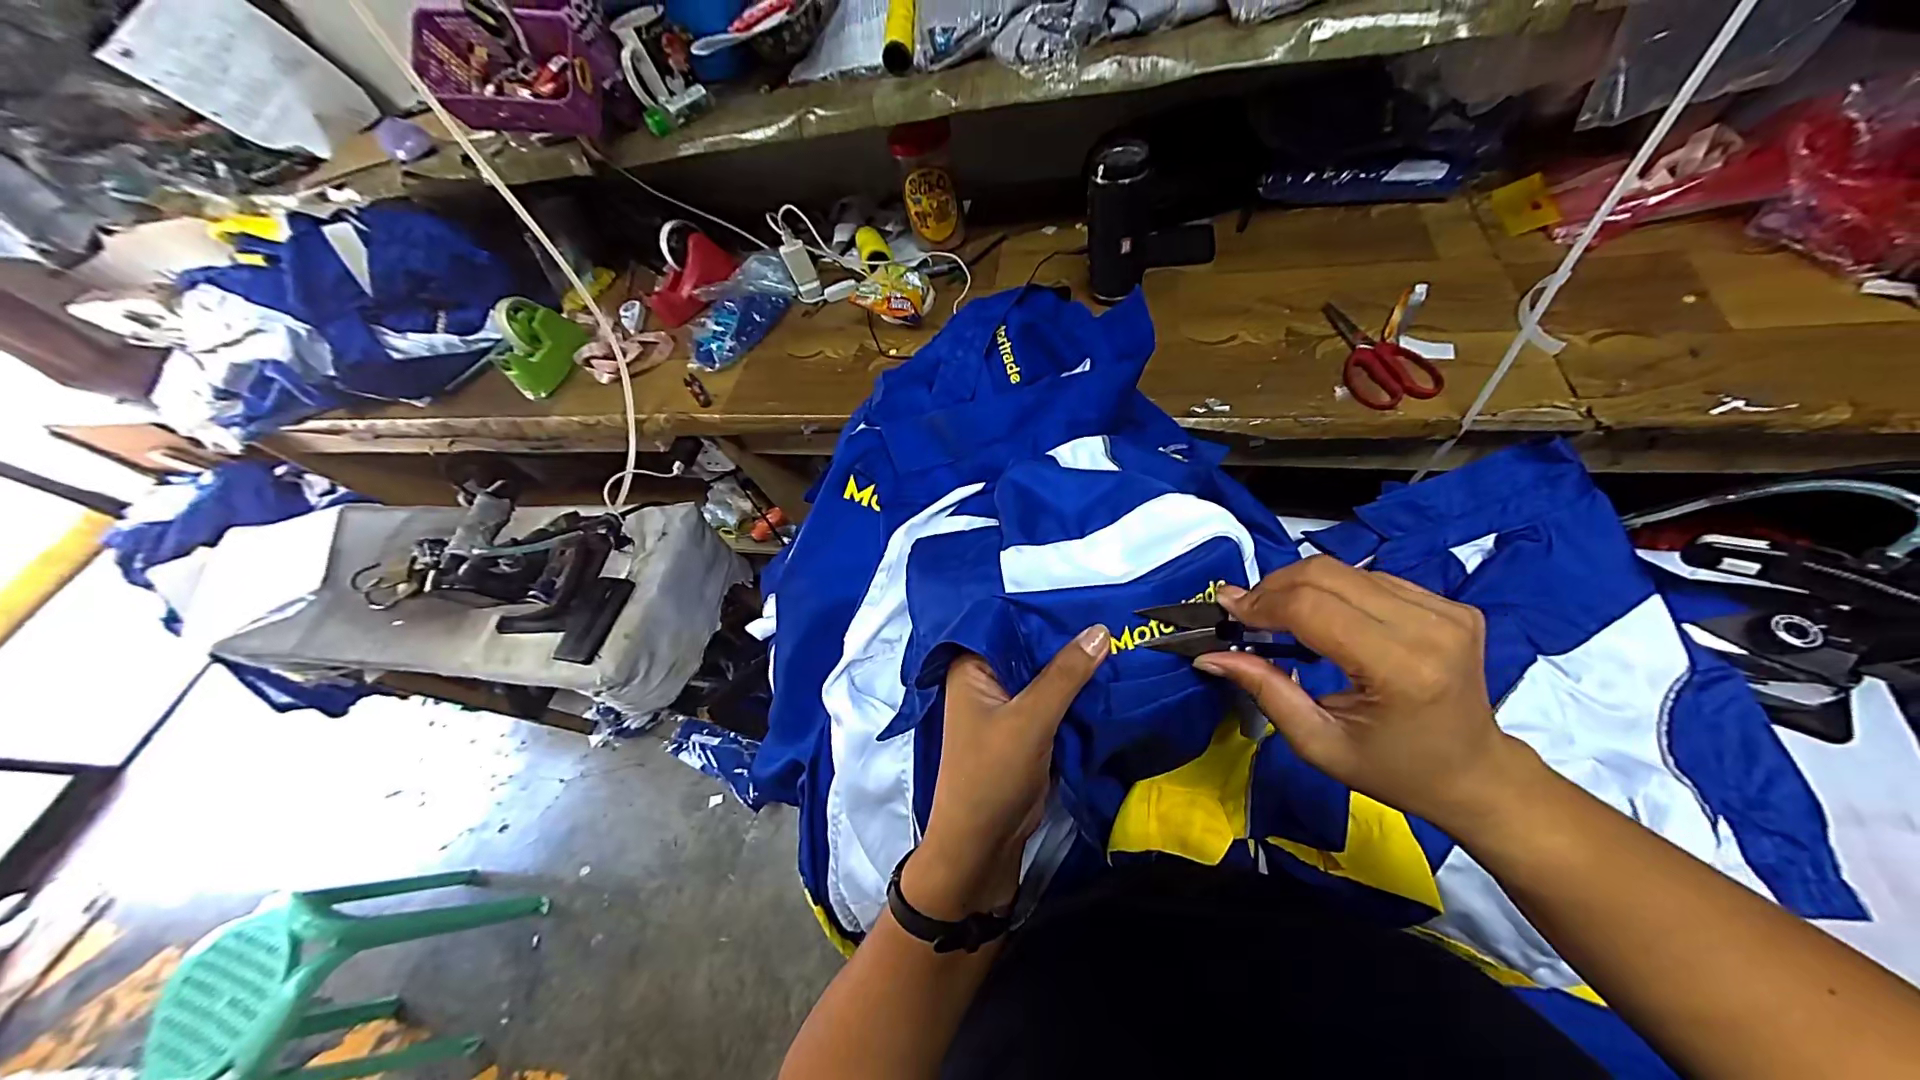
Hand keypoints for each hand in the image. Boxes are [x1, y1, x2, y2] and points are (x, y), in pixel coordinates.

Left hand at [903, 627, 1109, 920]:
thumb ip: (1065, 675)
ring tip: (1124, 640)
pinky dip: (1080, 693)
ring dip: (1079, 667)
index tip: (1090, 597)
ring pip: (1048, 675)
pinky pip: (1057, 700)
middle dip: (1070, 640)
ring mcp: (1009, 705)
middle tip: (1118, 617)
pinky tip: (1112, 677)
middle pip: (1033, 649)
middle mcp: (988, 680)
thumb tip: (1100, 629)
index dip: (1047, 611)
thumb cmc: (991, 776)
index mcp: (972, 667)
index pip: (1009, 623)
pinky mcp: (1029, 728)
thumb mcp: (1029, 720)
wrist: (983, 845)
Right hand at [1192, 556, 1538, 831]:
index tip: (1227, 612)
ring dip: (1298, 586)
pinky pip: (1369, 577)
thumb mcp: (1318, 742)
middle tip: (1244, 613)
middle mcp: (1430, 627)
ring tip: (1275, 615)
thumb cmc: (1394, 770)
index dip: (1261, 603)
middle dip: (1272, 588)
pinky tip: (1320, 616)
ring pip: (1344, 569)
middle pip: (1326, 575)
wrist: (1475, 774)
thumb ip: (1264, 690)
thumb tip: (1210, 655)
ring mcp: (1446, 610)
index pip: (1312, 608)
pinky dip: (1331, 590)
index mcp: (1402, 669)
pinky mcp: (1450, 604)